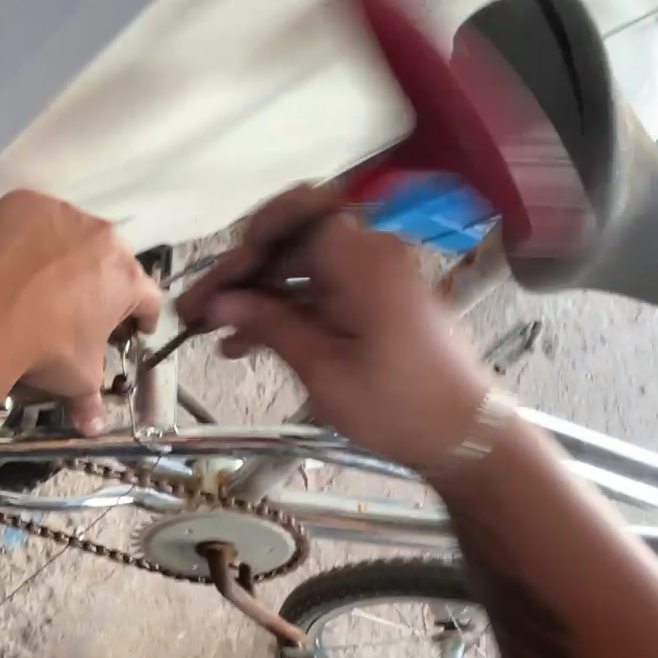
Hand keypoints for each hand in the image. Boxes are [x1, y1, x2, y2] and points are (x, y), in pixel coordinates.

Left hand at [0, 189, 162, 433]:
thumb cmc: (43, 348)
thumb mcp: (74, 379)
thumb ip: (90, 400)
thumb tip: (94, 428)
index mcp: (127, 280)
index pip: (149, 297)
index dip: (144, 316)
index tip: (137, 327)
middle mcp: (104, 238)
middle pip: (112, 261)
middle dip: (103, 283)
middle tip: (83, 306)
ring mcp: (65, 214)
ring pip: (74, 235)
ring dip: (67, 255)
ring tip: (44, 281)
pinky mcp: (27, 202)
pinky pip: (36, 219)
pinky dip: (30, 236)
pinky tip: (15, 259)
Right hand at [176, 185, 491, 465]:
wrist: (463, 435)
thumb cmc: (397, 406)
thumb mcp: (323, 369)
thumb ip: (269, 325)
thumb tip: (218, 302)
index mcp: (363, 259)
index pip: (289, 223)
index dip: (242, 251)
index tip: (209, 289)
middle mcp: (369, 253)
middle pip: (288, 242)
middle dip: (238, 274)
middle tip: (194, 311)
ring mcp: (371, 275)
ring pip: (295, 269)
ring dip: (253, 296)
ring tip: (209, 333)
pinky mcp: (371, 298)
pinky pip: (315, 290)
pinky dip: (282, 310)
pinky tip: (243, 342)